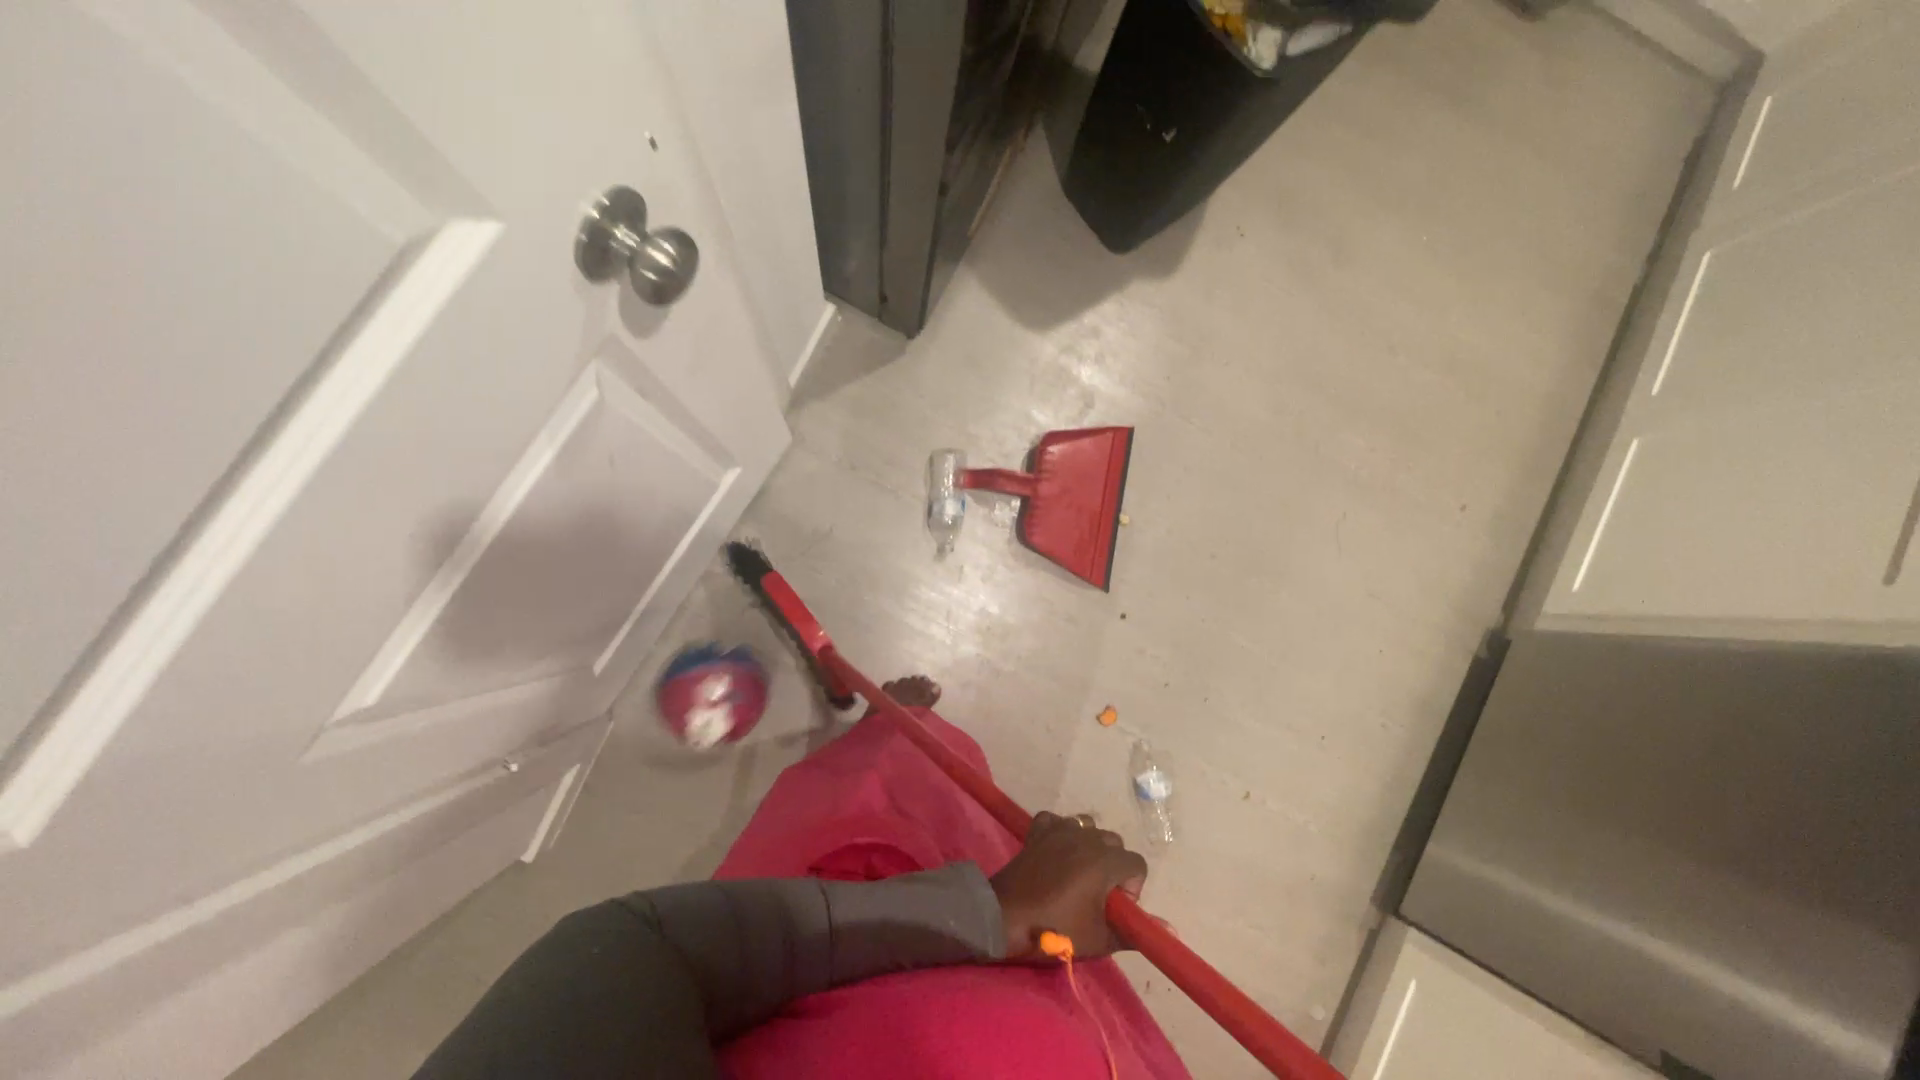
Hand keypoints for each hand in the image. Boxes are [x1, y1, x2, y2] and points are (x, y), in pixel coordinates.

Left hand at [989, 811, 1147, 960]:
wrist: (1004, 917)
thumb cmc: (1055, 930)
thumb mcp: (1099, 938)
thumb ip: (1135, 931)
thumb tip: (1172, 929)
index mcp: (1105, 861)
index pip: (1137, 864)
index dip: (1132, 888)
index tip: (1114, 908)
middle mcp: (1086, 837)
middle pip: (1114, 843)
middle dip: (1113, 867)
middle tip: (1096, 896)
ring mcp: (1060, 830)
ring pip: (1088, 828)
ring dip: (1089, 847)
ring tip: (1077, 875)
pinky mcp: (1037, 831)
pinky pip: (1056, 821)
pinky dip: (1060, 832)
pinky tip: (1055, 853)